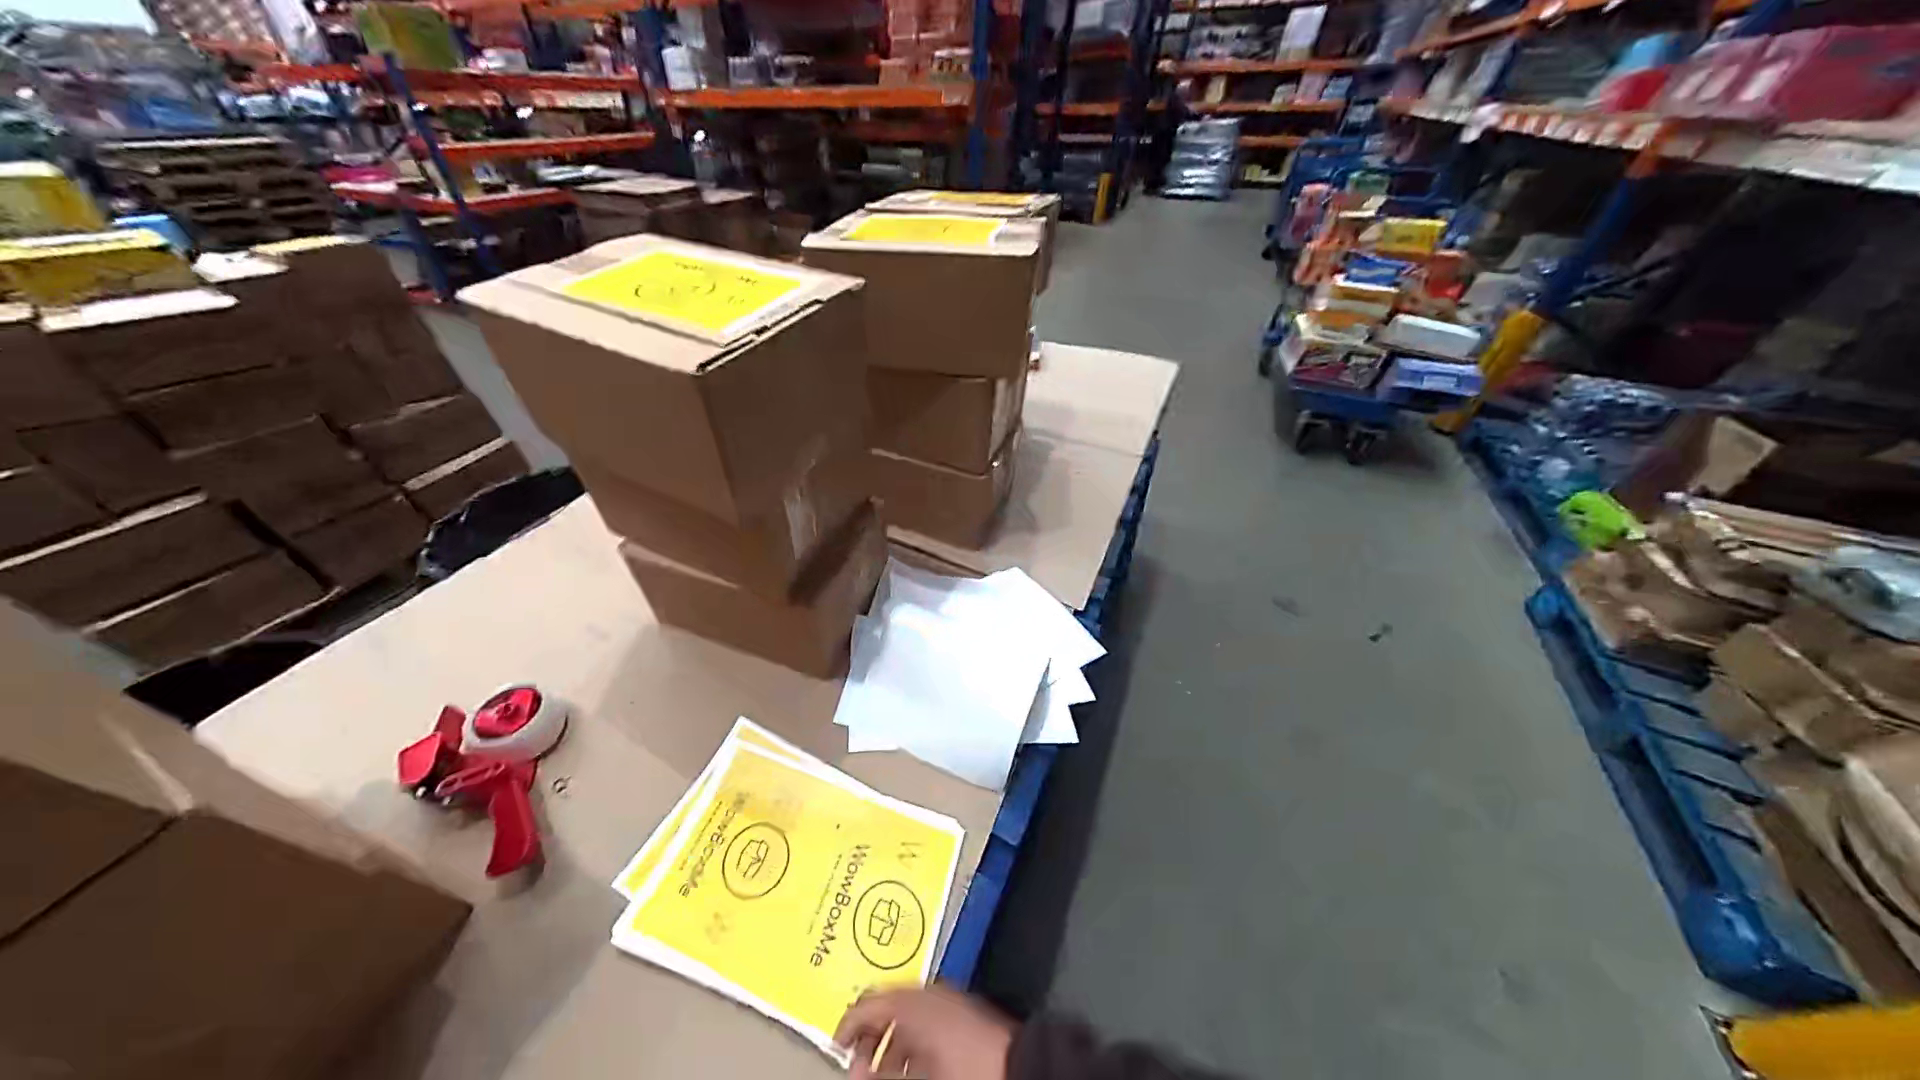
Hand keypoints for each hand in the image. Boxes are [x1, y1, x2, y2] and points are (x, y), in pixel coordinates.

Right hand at [835, 985, 1015, 1079]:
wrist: (1017, 1066)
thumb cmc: (969, 1068)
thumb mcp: (916, 1072)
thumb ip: (879, 1072)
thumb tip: (856, 1071)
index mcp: (913, 1000)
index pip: (868, 1002)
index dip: (847, 1025)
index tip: (836, 1046)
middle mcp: (928, 992)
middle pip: (886, 1007)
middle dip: (870, 1038)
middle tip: (859, 1066)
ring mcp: (948, 999)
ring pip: (906, 1017)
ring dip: (890, 1044)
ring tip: (884, 1073)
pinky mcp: (962, 1012)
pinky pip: (926, 1021)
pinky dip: (912, 1042)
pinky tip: (912, 1066)